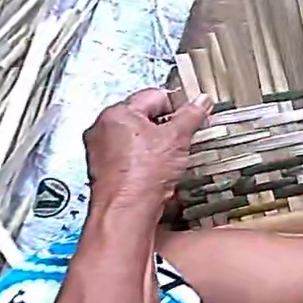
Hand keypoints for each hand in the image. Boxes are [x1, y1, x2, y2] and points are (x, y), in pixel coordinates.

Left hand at [83, 89, 212, 218]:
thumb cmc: (143, 173)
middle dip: (167, 124)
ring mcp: (101, 147)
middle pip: (145, 114)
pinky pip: (130, 151)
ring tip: (172, 154)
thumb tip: (202, 101)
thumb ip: (192, 115)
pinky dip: (146, 155)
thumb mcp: (178, 137)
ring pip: (138, 134)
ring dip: (157, 140)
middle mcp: (103, 127)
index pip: (155, 96)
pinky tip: (158, 166)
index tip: (193, 117)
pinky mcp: (104, 165)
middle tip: (183, 137)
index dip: (178, 106)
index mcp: (117, 113)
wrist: (128, 207)